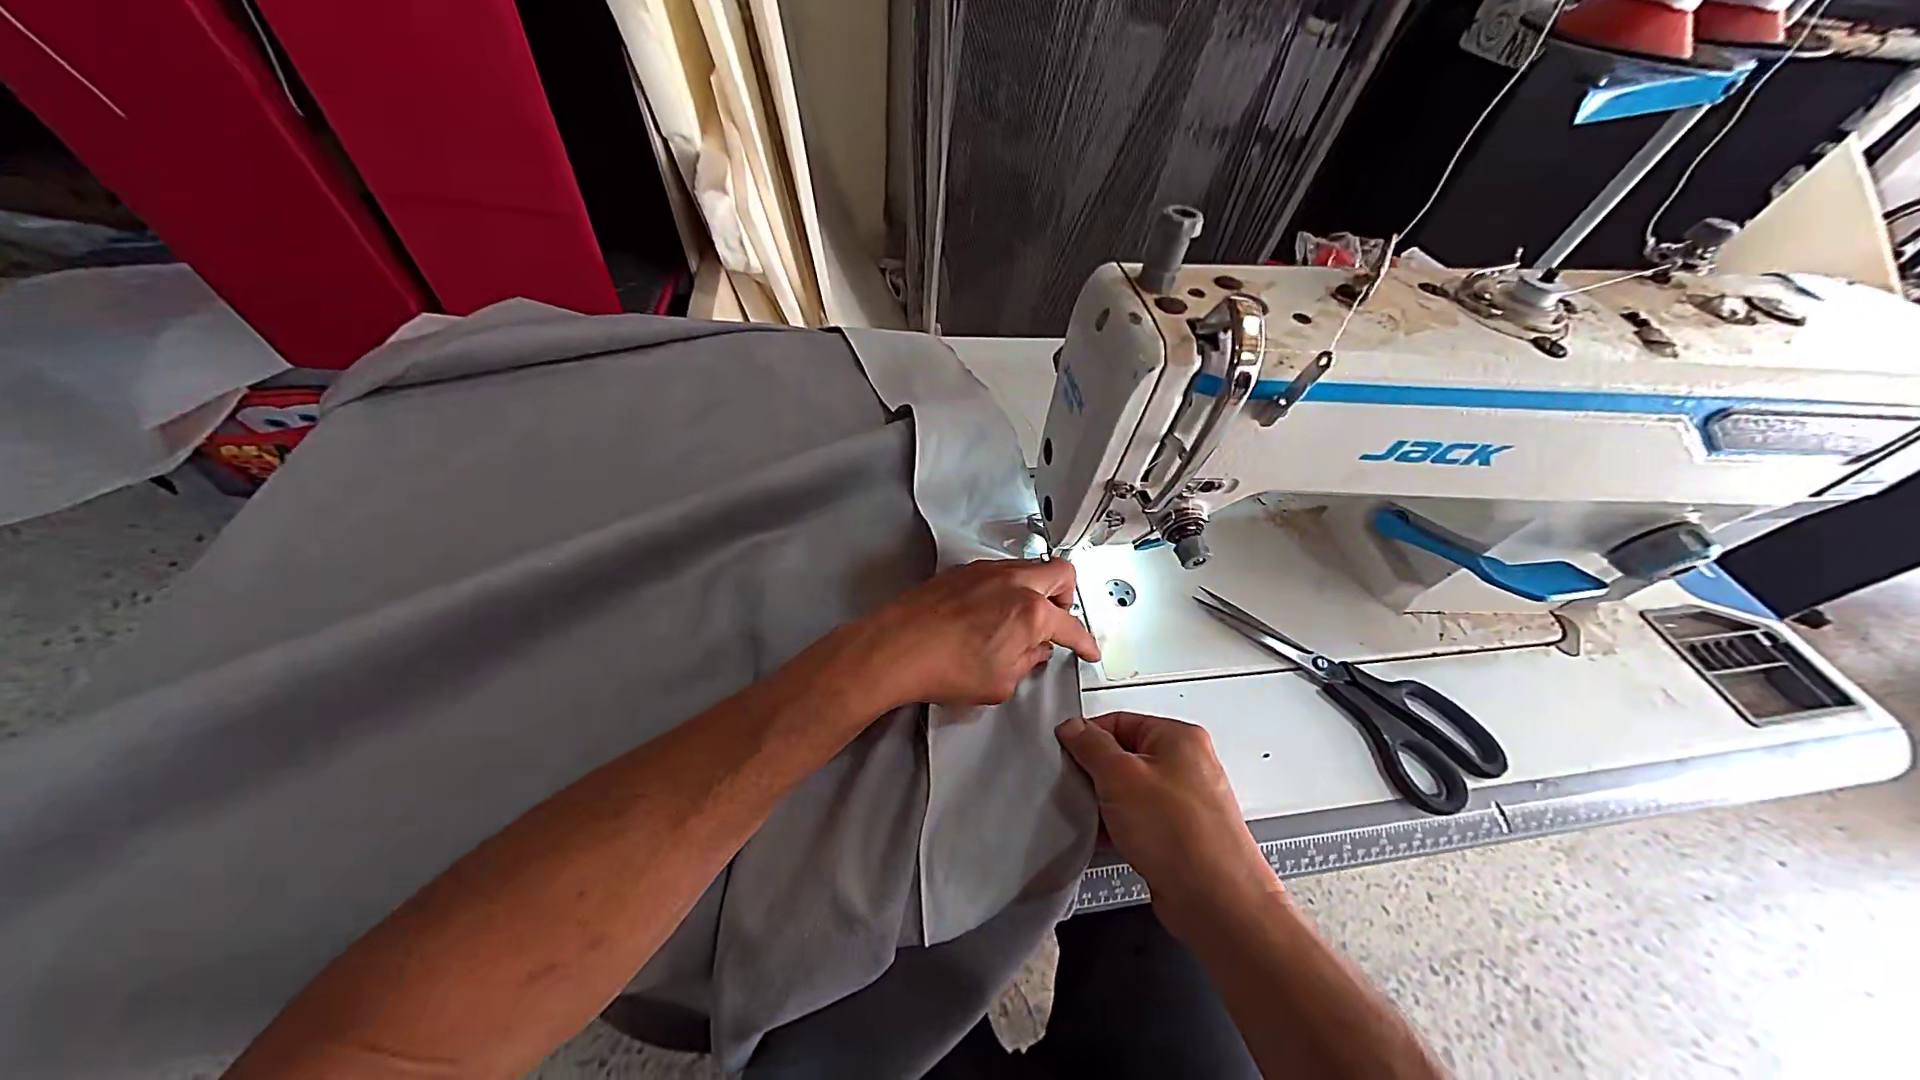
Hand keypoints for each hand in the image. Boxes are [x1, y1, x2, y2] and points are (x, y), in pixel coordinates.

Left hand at [850, 558, 1100, 708]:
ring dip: (1037, 588)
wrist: (893, 650)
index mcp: (1030, 612)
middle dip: (1068, 597)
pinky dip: (1008, 587)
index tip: (1086, 648)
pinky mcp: (961, 571)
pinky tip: (994, 611)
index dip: (1085, 642)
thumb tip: (1033, 653)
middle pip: (1061, 573)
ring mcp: (985, 572)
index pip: (1071, 626)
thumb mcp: (999, 683)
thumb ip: (1026, 663)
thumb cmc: (940, 666)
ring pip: (1029, 567)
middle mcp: (1011, 583)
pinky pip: (999, 571)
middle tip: (1060, 620)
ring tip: (1024, 617)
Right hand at [1055, 712, 1282, 940]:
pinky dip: (1118, 826)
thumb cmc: (1185, 838)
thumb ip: (1091, 746)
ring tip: (1094, 816)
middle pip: (1124, 755)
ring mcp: (1183, 802)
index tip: (1066, 751)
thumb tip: (1074, 729)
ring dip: (1106, 803)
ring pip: (1129, 790)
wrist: (1216, 903)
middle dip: (1096, 773)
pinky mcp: (1178, 834)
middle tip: (1079, 785)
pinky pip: (1138, 819)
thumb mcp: (1120, 776)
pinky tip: (1105, 838)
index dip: (1088, 735)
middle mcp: (1186, 766)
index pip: (1120, 721)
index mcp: (1179, 738)